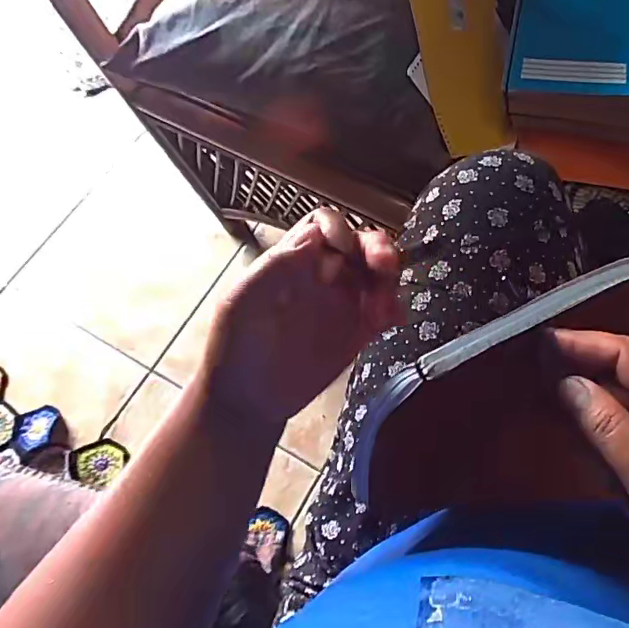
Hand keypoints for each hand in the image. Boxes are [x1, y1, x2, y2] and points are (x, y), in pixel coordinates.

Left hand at [200, 208, 401, 428]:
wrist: (246, 401)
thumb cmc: (233, 347)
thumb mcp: (241, 301)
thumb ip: (274, 266)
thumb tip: (313, 236)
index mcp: (294, 260)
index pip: (325, 225)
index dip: (340, 230)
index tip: (343, 250)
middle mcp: (323, 274)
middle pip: (361, 245)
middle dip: (378, 248)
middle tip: (384, 265)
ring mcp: (344, 302)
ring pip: (379, 275)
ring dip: (389, 281)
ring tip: (382, 306)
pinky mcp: (360, 330)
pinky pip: (387, 311)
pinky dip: (395, 310)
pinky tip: (390, 321)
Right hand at [549, 329, 628, 608]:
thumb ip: (611, 432)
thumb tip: (568, 384)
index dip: (584, 345)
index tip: (540, 340)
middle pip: (626, 371)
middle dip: (581, 367)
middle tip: (530, 365)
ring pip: (625, 396)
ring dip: (588, 395)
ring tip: (541, 388)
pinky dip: (602, 423)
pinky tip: (574, 424)